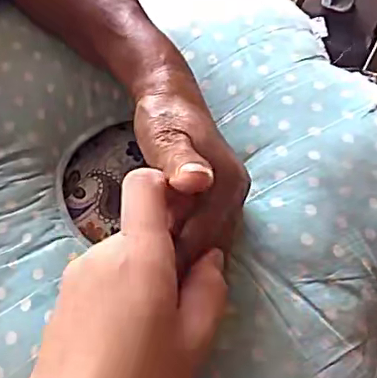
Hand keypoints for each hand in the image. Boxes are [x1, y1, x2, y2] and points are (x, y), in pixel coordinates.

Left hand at [6, 168, 227, 377]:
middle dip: (164, 250)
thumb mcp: (194, 340)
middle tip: (182, 298)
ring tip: (152, 328)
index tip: (191, 221)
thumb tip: (207, 256)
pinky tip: (122, 336)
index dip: (169, 188)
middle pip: (138, 227)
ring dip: (142, 274)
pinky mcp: (62, 295)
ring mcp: (75, 272)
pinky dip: (119, 290)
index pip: (143, 184)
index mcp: (137, 253)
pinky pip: (101, 276)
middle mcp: (101, 251)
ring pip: (121, 255)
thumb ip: (209, 287)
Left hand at [133, 80, 248, 265]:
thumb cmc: (164, 117)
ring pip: (206, 243)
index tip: (145, 275)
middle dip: (178, 262)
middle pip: (208, 244)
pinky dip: (181, 247)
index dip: (177, 257)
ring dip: (180, 258)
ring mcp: (227, 200)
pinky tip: (156, 258)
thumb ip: (179, 159)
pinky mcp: (215, 203)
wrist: (169, 97)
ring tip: (146, 274)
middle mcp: (234, 195)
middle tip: (142, 281)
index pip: (205, 236)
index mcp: (228, 183)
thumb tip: (197, 181)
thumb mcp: (166, 135)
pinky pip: (200, 235)